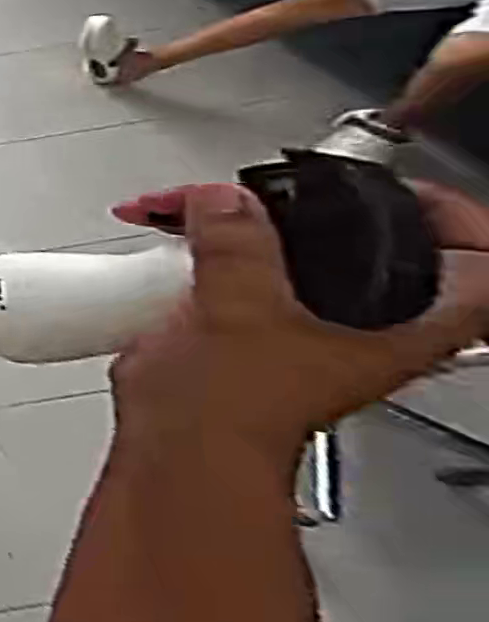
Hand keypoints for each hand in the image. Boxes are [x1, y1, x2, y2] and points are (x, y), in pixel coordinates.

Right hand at [108, 182, 488, 458]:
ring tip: (177, 207)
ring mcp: (294, 314)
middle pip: (353, 235)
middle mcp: (359, 316)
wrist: (177, 436)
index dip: (437, 210)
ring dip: (225, 216)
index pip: (474, 253)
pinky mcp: (239, 313)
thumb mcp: (242, 314)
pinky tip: (163, 232)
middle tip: (239, 190)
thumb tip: (225, 199)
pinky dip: (195, 240)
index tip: (370, 185)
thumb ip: (238, 249)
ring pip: (278, 244)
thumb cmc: (235, 406)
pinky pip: (227, 259)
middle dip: (290, 203)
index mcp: (402, 323)